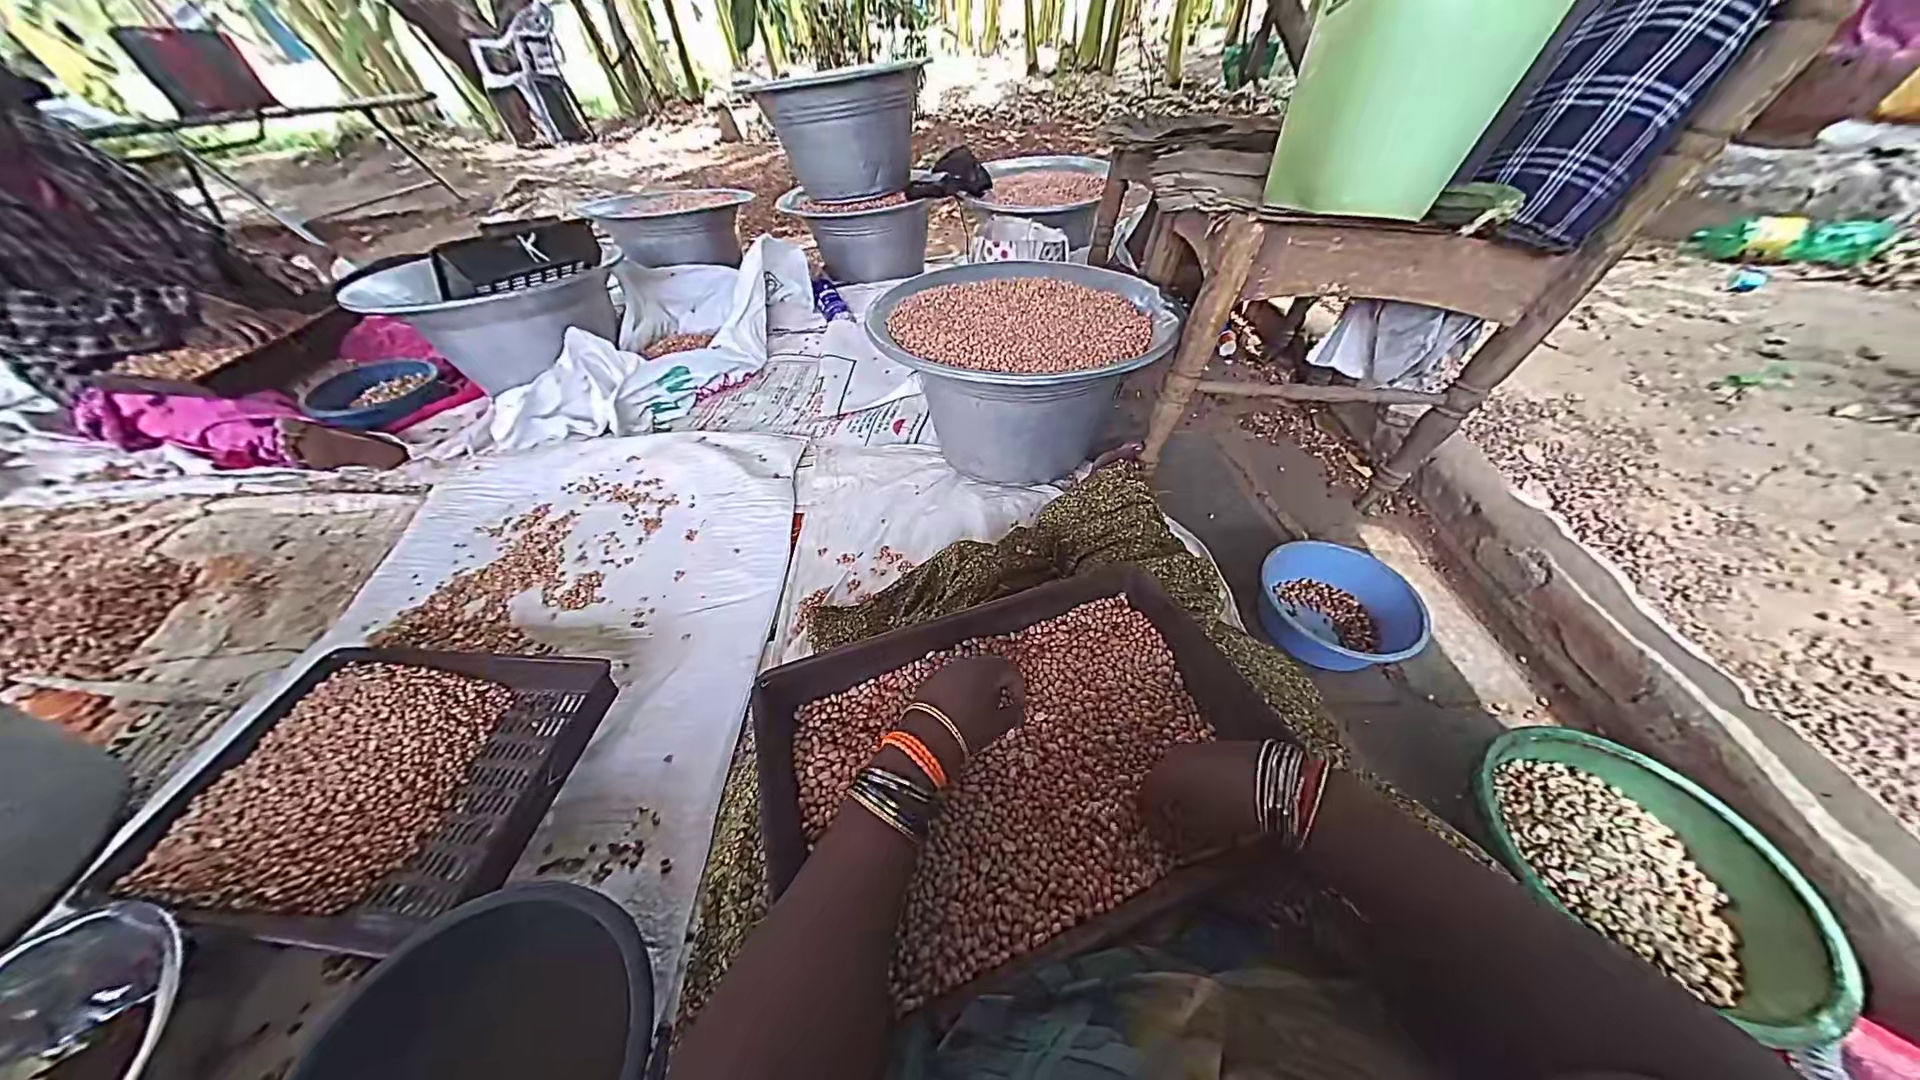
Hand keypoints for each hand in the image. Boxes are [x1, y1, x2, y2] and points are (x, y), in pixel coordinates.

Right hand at [186, 294, 285, 349]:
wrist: (194, 301)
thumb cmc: (216, 306)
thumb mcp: (235, 308)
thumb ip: (247, 315)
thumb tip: (259, 323)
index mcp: (246, 311)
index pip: (267, 320)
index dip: (277, 328)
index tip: (285, 335)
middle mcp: (242, 315)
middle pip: (264, 327)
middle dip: (272, 336)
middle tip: (276, 344)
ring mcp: (232, 320)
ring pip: (253, 334)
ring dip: (259, 342)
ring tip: (260, 347)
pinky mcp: (222, 326)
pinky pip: (238, 337)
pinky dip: (245, 344)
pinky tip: (248, 348)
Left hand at [900, 656, 1024, 776]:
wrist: (929, 736)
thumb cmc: (969, 728)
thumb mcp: (998, 724)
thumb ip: (1013, 713)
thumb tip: (1016, 710)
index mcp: (987, 669)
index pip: (1011, 670)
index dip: (1018, 689)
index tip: (1018, 706)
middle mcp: (967, 664)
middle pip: (990, 669)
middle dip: (998, 686)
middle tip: (1001, 706)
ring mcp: (947, 671)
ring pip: (969, 674)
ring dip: (978, 688)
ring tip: (980, 710)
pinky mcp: (932, 681)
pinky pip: (952, 682)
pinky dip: (960, 692)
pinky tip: (960, 710)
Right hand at [1140, 741, 1262, 857]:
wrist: (1277, 781)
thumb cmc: (1232, 810)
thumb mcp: (1203, 829)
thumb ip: (1180, 833)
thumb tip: (1173, 837)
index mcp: (1164, 775)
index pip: (1146, 799)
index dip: (1154, 823)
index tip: (1165, 840)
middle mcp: (1175, 756)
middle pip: (1160, 781)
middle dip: (1165, 803)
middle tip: (1177, 826)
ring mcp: (1197, 747)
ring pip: (1179, 770)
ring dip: (1182, 791)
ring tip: (1197, 812)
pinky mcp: (1218, 745)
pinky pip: (1198, 764)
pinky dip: (1199, 780)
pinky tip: (1215, 795)